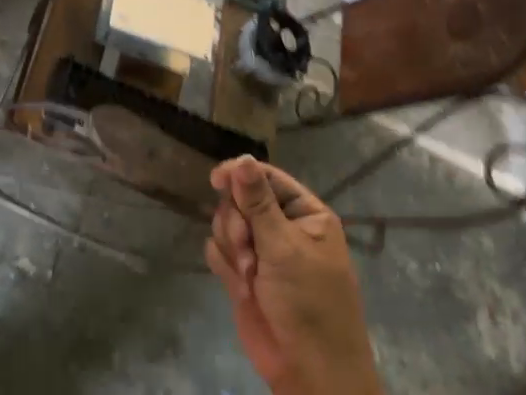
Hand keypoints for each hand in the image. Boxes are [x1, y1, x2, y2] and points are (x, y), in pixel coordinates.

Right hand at [205, 157, 381, 394]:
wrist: (308, 369)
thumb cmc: (308, 302)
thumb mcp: (285, 248)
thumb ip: (258, 202)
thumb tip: (243, 158)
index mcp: (305, 215)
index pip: (266, 177)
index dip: (240, 175)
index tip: (217, 181)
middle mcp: (282, 228)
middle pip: (240, 200)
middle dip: (238, 224)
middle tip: (249, 250)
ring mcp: (261, 251)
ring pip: (225, 224)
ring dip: (232, 247)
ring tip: (249, 276)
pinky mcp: (242, 273)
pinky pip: (217, 250)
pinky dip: (225, 265)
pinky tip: (241, 286)